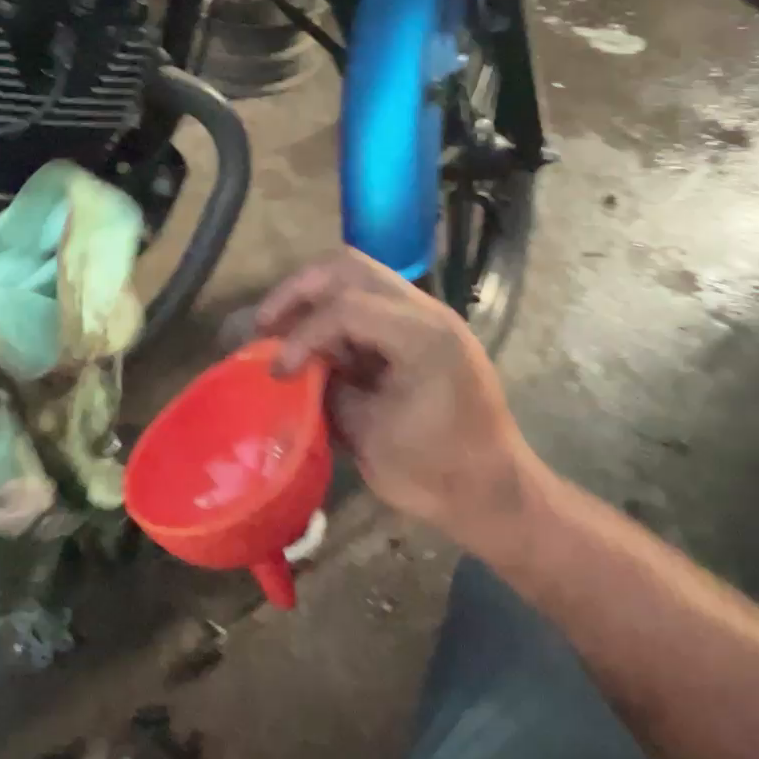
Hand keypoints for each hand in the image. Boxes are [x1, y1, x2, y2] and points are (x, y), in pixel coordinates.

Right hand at [254, 249, 537, 532]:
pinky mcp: (420, 332)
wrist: (493, 491)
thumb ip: (327, 389)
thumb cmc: (434, 471)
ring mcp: (427, 317)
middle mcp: (427, 312)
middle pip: (347, 268)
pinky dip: (332, 317)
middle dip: (297, 291)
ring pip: (356, 277)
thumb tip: (292, 370)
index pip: (344, 307)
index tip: (276, 373)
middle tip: (265, 326)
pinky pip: (368, 304)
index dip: (300, 335)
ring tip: (280, 332)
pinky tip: (312, 349)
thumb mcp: (368, 435)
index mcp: (422, 336)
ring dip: (313, 299)